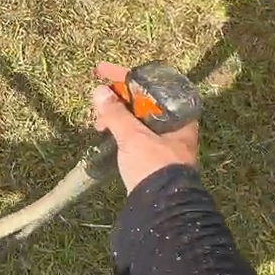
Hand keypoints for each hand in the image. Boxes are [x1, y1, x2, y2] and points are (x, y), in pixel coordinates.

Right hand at [91, 61, 200, 191]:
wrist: (163, 205)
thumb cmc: (154, 166)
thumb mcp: (133, 137)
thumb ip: (115, 114)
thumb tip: (98, 91)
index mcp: (178, 113)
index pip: (150, 84)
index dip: (124, 76)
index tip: (101, 69)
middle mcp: (174, 123)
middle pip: (142, 99)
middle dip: (117, 97)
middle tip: (96, 102)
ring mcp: (164, 138)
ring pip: (136, 116)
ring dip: (115, 114)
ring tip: (98, 122)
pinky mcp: (154, 153)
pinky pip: (134, 131)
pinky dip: (119, 128)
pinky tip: (106, 133)